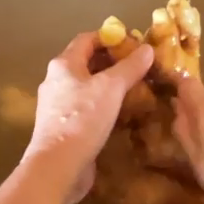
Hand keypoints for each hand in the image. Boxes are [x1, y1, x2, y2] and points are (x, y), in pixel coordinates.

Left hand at [23, 32, 154, 200]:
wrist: (57, 166)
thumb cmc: (83, 119)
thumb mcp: (111, 88)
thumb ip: (130, 67)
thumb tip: (147, 49)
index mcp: (64, 65)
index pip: (87, 39)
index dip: (110, 37)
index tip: (134, 44)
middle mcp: (56, 80)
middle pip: (86, 62)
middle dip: (112, 62)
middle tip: (139, 67)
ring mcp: (57, 105)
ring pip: (86, 86)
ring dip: (108, 85)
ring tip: (135, 89)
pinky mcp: (63, 126)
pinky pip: (86, 107)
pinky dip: (103, 105)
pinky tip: (120, 113)